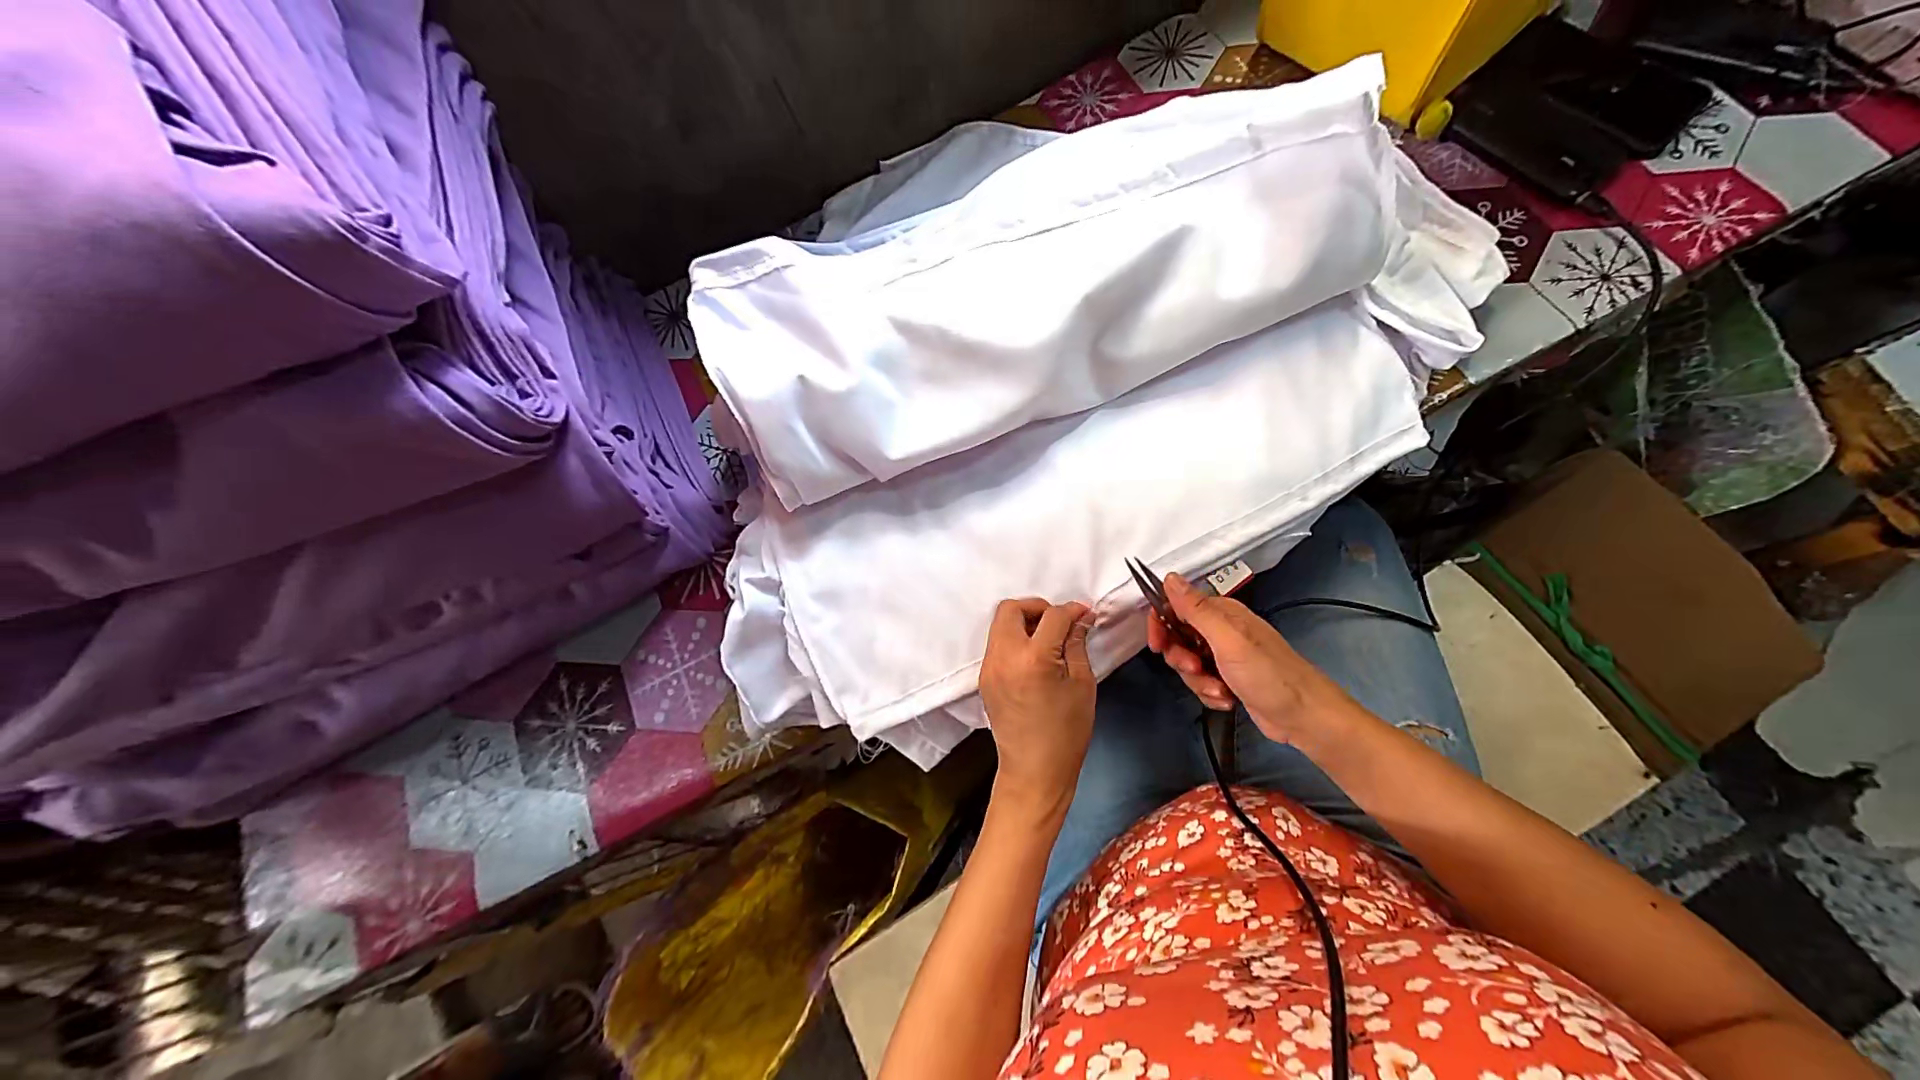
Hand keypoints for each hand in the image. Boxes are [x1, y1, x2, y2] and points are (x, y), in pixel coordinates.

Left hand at [978, 598, 1095, 820]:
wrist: (1034, 770)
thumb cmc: (1066, 732)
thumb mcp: (1082, 685)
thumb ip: (1076, 645)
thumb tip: (1079, 620)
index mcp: (1033, 658)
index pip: (1052, 616)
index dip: (1072, 610)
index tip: (1084, 615)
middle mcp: (1004, 657)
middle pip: (1011, 609)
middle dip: (1037, 608)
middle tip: (1059, 623)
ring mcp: (989, 668)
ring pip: (999, 625)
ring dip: (1023, 622)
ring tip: (1048, 640)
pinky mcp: (984, 679)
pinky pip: (996, 645)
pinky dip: (1014, 640)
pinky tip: (1034, 657)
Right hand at [1145, 573, 1354, 743]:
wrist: (1304, 717)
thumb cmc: (1270, 675)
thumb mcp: (1228, 639)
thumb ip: (1196, 609)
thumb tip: (1170, 578)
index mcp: (1222, 613)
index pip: (1176, 607)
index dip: (1161, 624)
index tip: (1158, 645)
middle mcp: (1222, 631)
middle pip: (1178, 638)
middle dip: (1181, 659)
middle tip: (1197, 668)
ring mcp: (1225, 656)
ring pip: (1187, 664)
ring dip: (1198, 681)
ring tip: (1219, 689)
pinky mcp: (1229, 679)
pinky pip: (1201, 683)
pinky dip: (1209, 693)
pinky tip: (1227, 698)